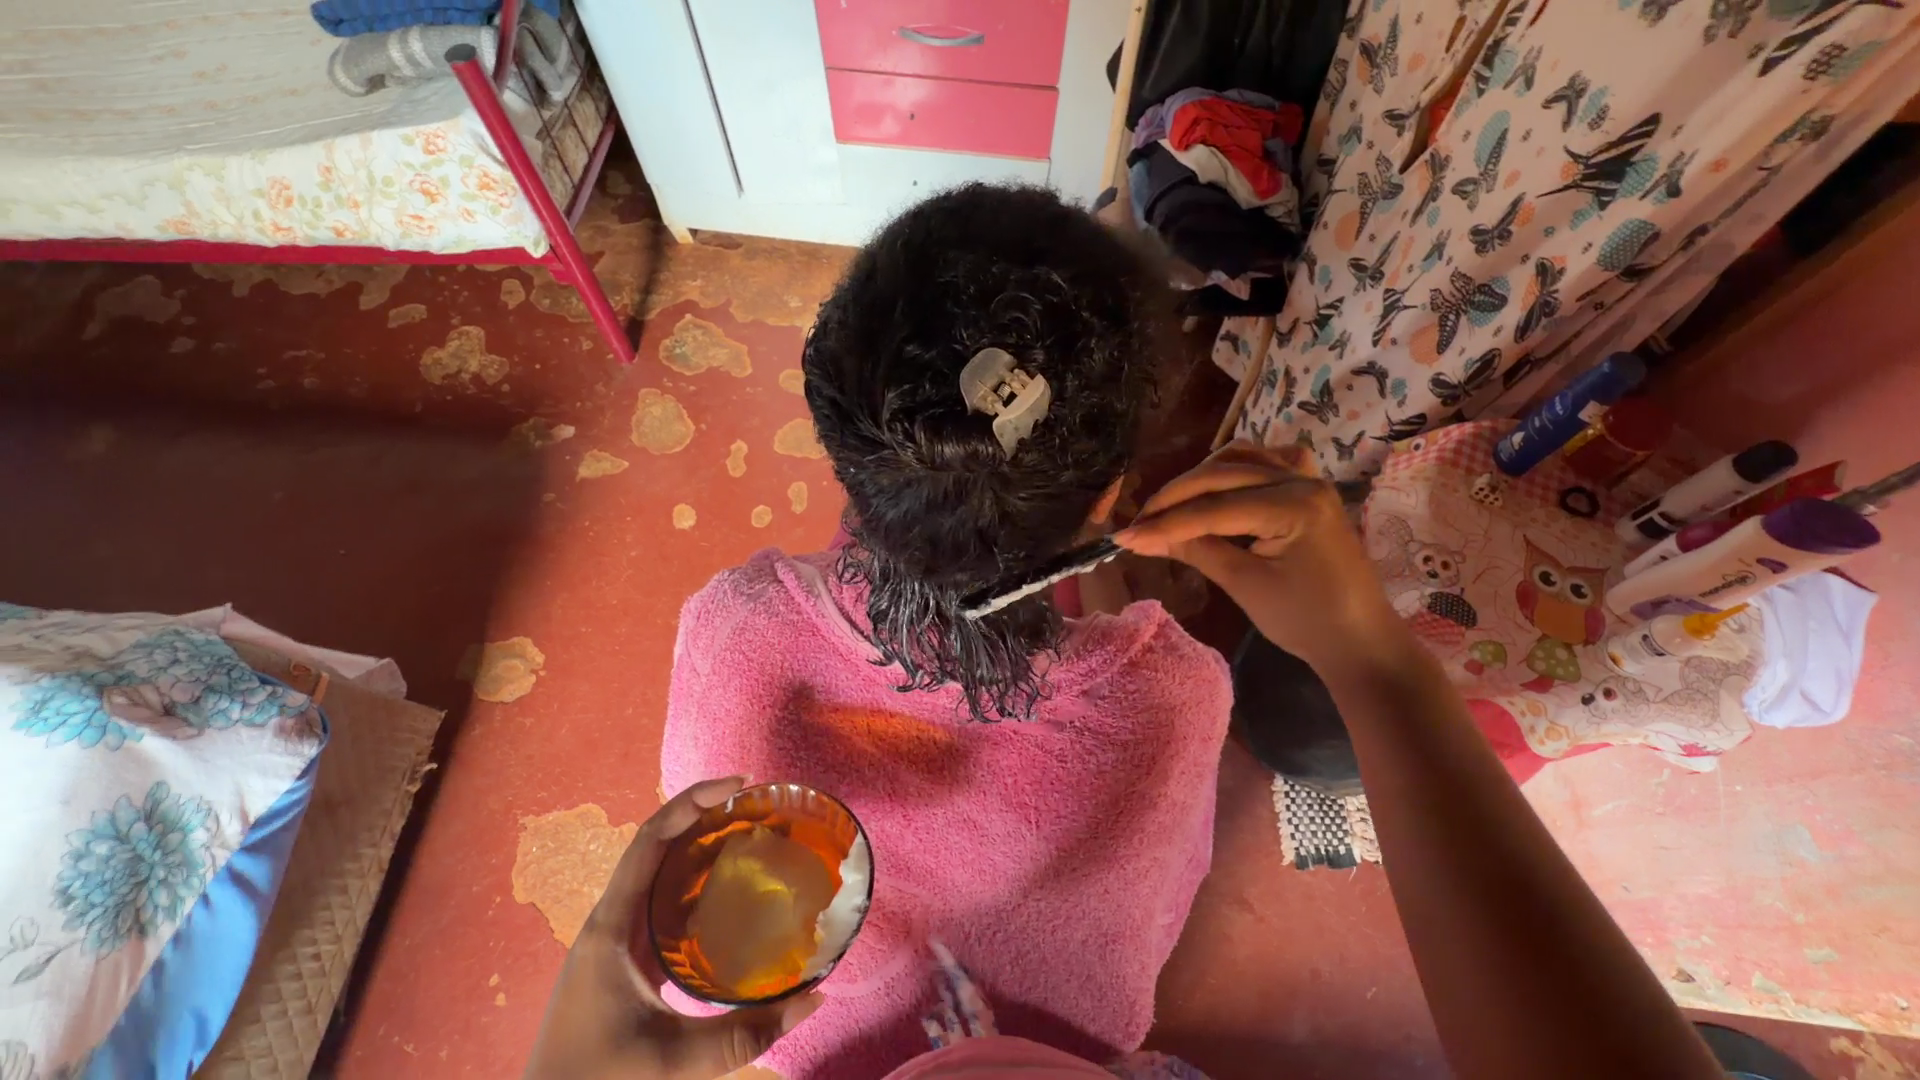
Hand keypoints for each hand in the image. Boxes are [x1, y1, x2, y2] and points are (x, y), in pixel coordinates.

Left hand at [524, 777, 822, 1079]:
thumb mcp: (677, 1060)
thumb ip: (747, 1032)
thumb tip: (815, 997)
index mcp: (612, 926)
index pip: (651, 839)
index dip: (693, 801)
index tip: (738, 784)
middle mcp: (609, 919)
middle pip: (656, 844)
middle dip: (703, 815)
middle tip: (755, 807)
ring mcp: (613, 937)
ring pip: (658, 871)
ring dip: (699, 846)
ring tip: (749, 835)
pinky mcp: (622, 957)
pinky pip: (661, 901)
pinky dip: (694, 883)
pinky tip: (728, 893)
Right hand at [1114, 442, 1402, 673]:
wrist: (1360, 640)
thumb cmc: (1306, 620)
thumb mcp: (1244, 585)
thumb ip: (1194, 550)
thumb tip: (1140, 539)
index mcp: (1293, 506)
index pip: (1212, 508)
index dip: (1164, 523)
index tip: (1122, 536)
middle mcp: (1302, 481)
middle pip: (1222, 474)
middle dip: (1175, 498)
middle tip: (1138, 523)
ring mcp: (1309, 480)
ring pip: (1242, 458)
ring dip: (1202, 476)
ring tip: (1171, 504)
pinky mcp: (1310, 489)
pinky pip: (1267, 461)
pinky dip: (1236, 467)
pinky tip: (1218, 484)